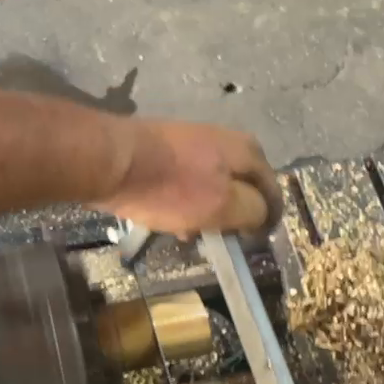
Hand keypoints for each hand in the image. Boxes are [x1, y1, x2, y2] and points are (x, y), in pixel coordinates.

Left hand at [97, 119, 277, 238]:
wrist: (111, 161)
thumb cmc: (171, 186)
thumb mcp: (224, 205)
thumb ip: (253, 211)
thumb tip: (262, 215)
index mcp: (248, 150)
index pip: (272, 192)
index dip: (263, 221)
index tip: (249, 243)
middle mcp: (225, 140)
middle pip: (240, 188)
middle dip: (231, 216)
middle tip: (217, 239)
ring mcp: (192, 143)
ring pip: (210, 187)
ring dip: (204, 212)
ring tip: (188, 233)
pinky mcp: (164, 152)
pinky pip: (183, 183)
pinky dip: (181, 202)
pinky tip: (167, 219)